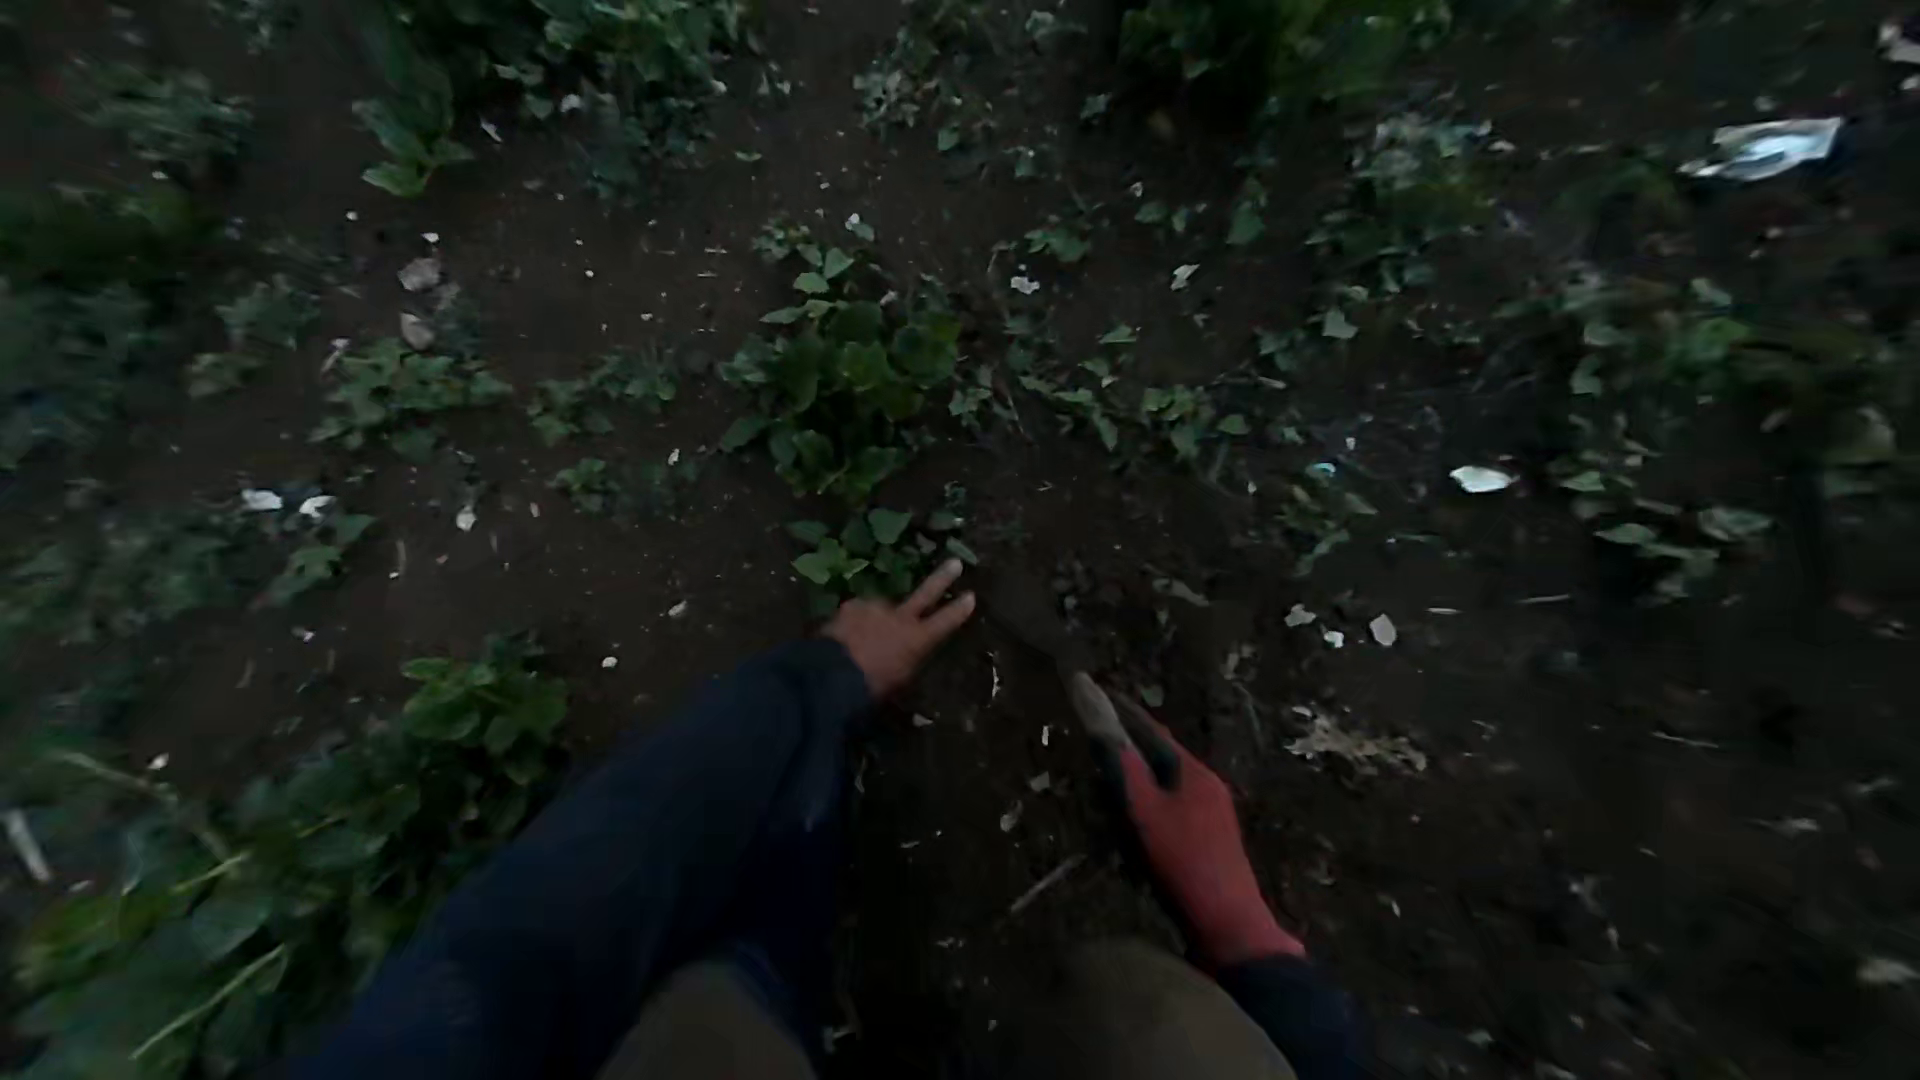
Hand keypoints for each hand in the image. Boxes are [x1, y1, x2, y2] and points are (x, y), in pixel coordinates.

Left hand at [823, 559, 975, 698]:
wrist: (831, 676)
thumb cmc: (871, 687)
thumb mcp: (898, 680)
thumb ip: (907, 660)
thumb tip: (908, 655)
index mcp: (917, 639)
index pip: (945, 621)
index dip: (959, 609)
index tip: (971, 596)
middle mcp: (900, 617)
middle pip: (926, 593)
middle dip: (942, 578)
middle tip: (955, 563)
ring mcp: (875, 607)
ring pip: (882, 607)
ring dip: (878, 617)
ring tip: (864, 637)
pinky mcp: (852, 606)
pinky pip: (859, 612)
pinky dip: (856, 620)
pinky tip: (846, 634)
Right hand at [1107, 704, 1304, 967]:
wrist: (1230, 924)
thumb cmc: (1183, 861)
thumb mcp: (1145, 812)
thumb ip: (1124, 769)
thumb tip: (1103, 728)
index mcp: (1194, 772)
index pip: (1154, 731)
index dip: (1126, 712)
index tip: (1103, 695)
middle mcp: (1207, 784)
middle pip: (1162, 754)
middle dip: (1133, 741)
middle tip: (1101, 733)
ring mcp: (1213, 811)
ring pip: (1168, 779)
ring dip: (1142, 771)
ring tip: (1113, 769)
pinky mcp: (1211, 835)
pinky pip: (1175, 801)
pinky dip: (1152, 795)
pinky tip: (1138, 811)